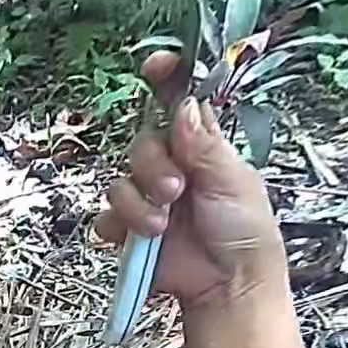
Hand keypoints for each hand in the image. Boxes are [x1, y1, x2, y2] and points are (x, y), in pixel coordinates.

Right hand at [93, 51, 288, 316]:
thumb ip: (204, 146)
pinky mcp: (128, 233)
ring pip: (119, 185)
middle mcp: (170, 170)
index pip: (178, 104)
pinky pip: (105, 220)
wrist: (225, 282)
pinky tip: (136, 237)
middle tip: (176, 192)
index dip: (166, 81)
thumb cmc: (243, 231)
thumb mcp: (233, 181)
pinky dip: (116, 227)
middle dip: (153, 170)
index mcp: (199, 148)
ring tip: (162, 226)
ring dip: (137, 205)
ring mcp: (146, 202)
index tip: (154, 65)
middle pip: (142, 147)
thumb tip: (183, 106)